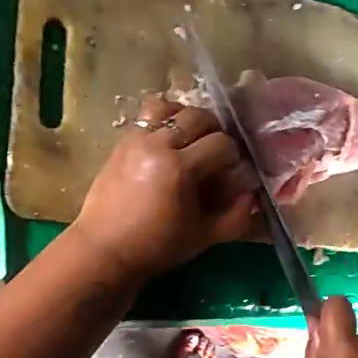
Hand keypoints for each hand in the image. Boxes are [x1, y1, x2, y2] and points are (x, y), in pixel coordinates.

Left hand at [68, 95, 256, 281]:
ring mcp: (136, 139)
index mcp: (180, 168)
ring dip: (187, 119)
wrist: (105, 250)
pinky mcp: (122, 142)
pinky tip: (170, 144)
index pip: (222, 144)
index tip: (233, 173)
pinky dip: (165, 122)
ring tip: (191, 140)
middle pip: (199, 116)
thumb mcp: (204, 237)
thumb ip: (236, 216)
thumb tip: (252, 195)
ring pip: (170, 107)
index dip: (234, 157)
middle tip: (216, 154)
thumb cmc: (157, 247)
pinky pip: (147, 117)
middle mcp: (158, 144)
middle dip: (215, 132)